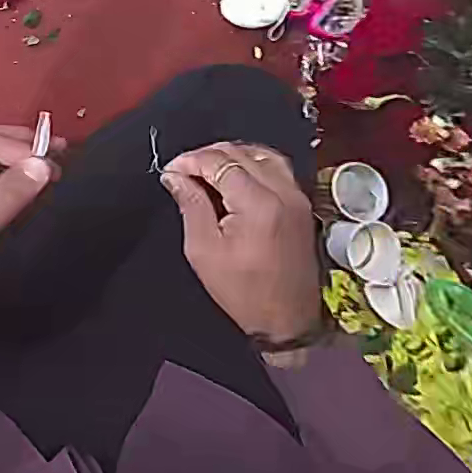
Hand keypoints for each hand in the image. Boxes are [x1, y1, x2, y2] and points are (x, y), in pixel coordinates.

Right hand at [162, 143, 322, 346]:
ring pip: (258, 152)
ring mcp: (295, 195)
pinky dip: (252, 161)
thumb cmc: (244, 293)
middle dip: (206, 156)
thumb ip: (190, 204)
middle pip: (238, 152)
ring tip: (206, 169)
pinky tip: (235, 172)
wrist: (287, 320)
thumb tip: (175, 176)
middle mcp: (281, 192)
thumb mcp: (203, 250)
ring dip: (230, 155)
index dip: (189, 161)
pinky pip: (275, 165)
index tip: (171, 170)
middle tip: (183, 171)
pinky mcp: (300, 202)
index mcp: (257, 204)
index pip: (218, 162)